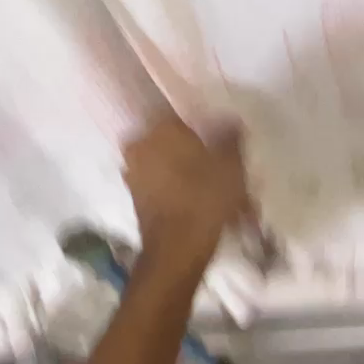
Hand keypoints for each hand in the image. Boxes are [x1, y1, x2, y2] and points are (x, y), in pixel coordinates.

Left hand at [123, 111, 249, 269]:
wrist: (177, 247)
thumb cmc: (205, 199)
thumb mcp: (231, 167)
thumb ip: (230, 139)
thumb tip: (230, 119)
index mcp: (161, 129)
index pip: (184, 116)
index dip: (206, 129)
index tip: (223, 144)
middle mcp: (140, 144)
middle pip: (175, 143)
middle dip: (199, 155)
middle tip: (222, 171)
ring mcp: (133, 171)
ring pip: (169, 166)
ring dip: (190, 175)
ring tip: (216, 193)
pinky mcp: (135, 197)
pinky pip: (163, 185)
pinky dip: (180, 191)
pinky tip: (200, 205)